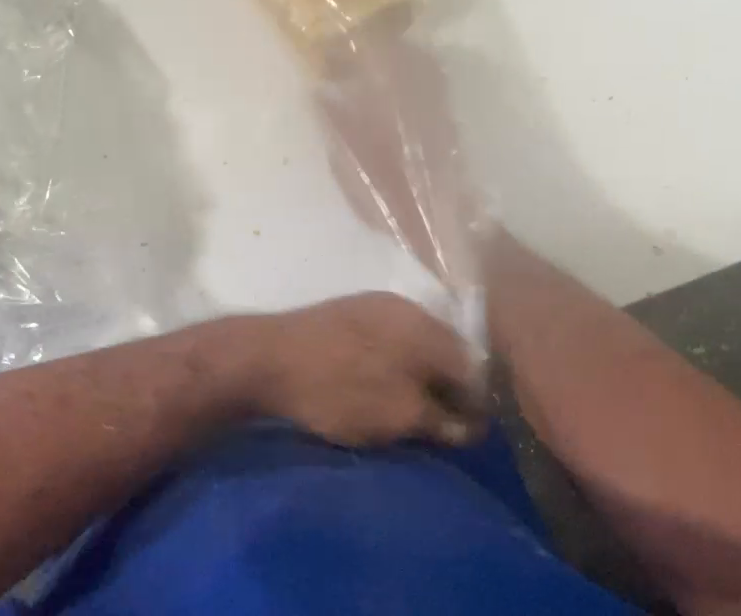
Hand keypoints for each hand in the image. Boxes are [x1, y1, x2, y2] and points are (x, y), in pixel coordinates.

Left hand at [246, 293, 485, 448]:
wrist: (263, 359)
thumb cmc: (339, 388)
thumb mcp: (400, 415)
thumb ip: (444, 419)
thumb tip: (473, 425)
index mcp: (427, 326)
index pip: (474, 367)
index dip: (477, 404)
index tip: (467, 435)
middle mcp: (406, 307)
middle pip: (445, 351)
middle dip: (448, 388)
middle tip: (438, 426)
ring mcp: (373, 305)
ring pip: (414, 345)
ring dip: (418, 376)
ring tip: (406, 411)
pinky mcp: (345, 313)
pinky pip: (386, 341)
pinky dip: (390, 365)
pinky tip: (376, 386)